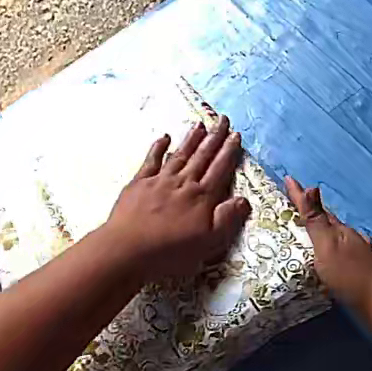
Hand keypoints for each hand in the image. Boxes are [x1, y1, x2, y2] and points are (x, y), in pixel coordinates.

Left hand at [101, 115, 251, 279]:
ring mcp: (159, 181)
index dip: (229, 152)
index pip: (220, 169)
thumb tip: (243, 199)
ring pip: (180, 155)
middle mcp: (183, 183)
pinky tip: (164, 137)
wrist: (128, 249)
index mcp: (202, 197)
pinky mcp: (139, 184)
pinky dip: (158, 148)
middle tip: (223, 120)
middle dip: (214, 138)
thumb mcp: (208, 242)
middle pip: (202, 156)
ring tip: (200, 124)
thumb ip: (227, 219)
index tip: (236, 135)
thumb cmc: (171, 251)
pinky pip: (151, 160)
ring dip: (191, 139)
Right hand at [285, 176, 371, 308]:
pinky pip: (336, 253)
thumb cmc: (350, 273)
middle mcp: (347, 238)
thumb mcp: (327, 245)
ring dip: (319, 232)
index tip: (288, 178)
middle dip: (310, 212)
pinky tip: (326, 258)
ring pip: (333, 237)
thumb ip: (317, 220)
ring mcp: (354, 254)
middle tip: (292, 206)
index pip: (314, 209)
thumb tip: (311, 187)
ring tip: (303, 232)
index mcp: (338, 230)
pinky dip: (326, 251)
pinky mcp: (355, 271)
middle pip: (326, 221)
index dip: (299, 195)